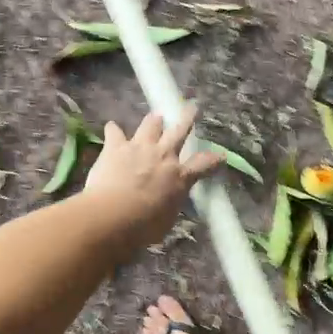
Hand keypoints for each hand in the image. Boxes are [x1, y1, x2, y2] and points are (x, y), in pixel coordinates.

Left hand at [83, 105, 224, 250]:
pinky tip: (111, 127)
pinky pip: (115, 132)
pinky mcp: (116, 147)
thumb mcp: (167, 219)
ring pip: (150, 125)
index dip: (214, 159)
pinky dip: (114, 130)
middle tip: (192, 107)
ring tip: (156, 116)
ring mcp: (140, 148)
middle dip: (187, 118)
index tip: (221, 155)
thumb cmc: (144, 226)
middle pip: (179, 131)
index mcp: (180, 177)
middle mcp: (163, 156)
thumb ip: (170, 204)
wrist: (114, 215)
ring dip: (154, 120)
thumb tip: (169, 202)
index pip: (203, 164)